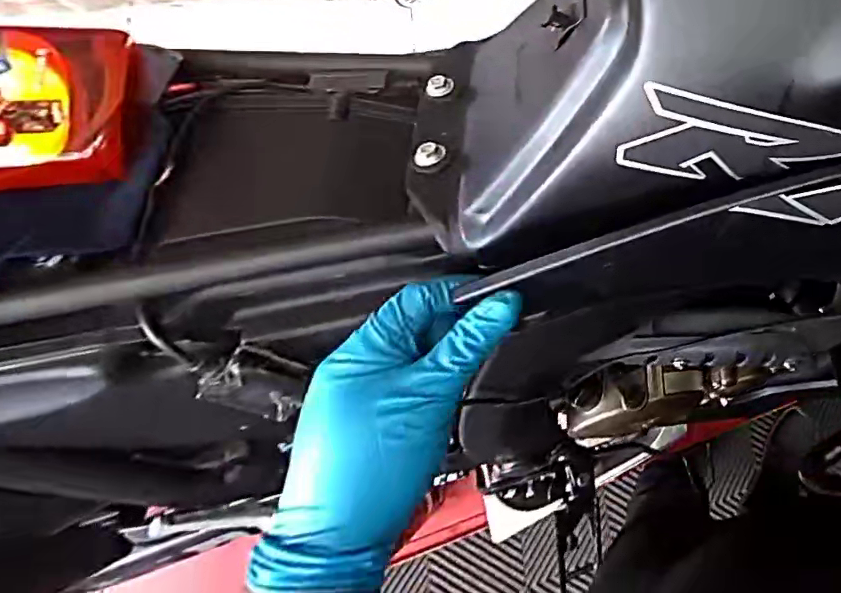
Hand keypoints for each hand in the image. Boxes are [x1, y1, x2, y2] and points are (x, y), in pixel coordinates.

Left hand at [248, 279, 521, 591]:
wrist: (338, 547)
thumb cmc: (367, 474)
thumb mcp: (432, 394)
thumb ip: (469, 343)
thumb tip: (501, 305)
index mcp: (360, 352)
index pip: (417, 297)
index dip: (458, 294)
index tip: (492, 300)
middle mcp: (355, 369)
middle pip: (419, 324)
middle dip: (457, 325)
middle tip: (489, 332)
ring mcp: (362, 396)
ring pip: (418, 354)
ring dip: (448, 354)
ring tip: (469, 367)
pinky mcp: (373, 420)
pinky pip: (412, 382)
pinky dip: (436, 379)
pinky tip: (450, 393)